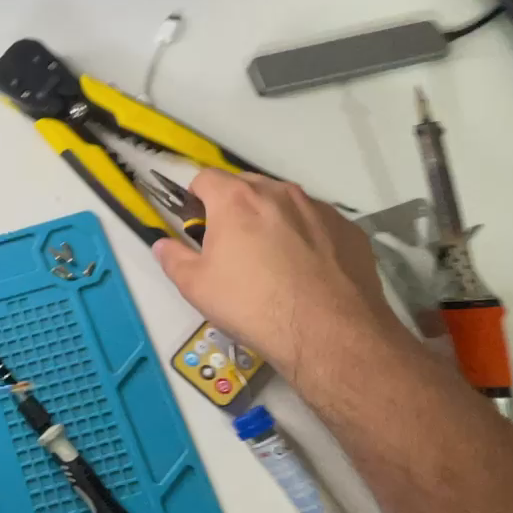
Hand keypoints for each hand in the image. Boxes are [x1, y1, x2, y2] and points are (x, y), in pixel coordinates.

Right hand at [152, 169, 413, 396]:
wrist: (330, 334)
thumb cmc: (253, 305)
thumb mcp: (196, 287)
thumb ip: (173, 258)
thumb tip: (163, 245)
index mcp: (236, 200)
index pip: (205, 177)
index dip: (196, 198)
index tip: (197, 224)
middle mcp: (279, 193)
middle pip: (246, 184)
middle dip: (233, 206)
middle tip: (231, 243)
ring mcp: (318, 209)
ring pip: (284, 202)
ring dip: (271, 218)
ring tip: (272, 259)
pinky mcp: (349, 230)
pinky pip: (316, 222)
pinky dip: (306, 236)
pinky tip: (306, 270)